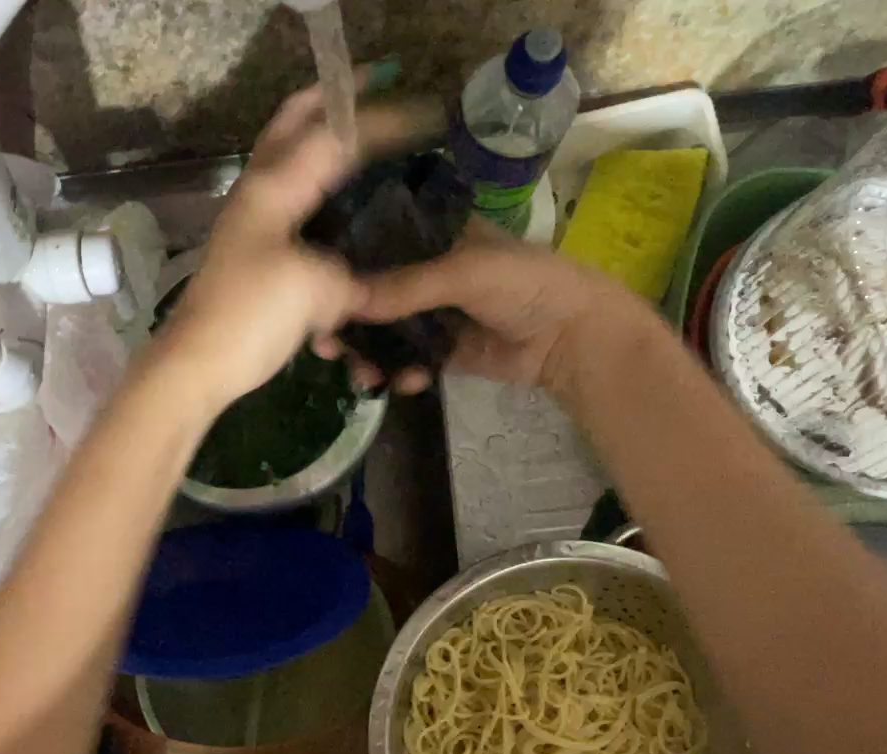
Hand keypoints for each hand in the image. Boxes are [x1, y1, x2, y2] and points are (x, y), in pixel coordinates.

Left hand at [149, 85, 366, 410]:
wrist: (198, 366)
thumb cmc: (250, 318)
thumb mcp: (313, 290)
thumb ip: (347, 278)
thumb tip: (357, 289)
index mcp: (272, 188)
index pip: (332, 134)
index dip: (378, 120)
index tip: (421, 114)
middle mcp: (257, 196)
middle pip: (292, 127)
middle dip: (330, 101)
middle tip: (371, 88)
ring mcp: (251, 226)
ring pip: (289, 167)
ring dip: (319, 143)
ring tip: (360, 141)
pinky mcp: (253, 259)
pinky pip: (290, 211)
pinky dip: (314, 194)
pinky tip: (339, 208)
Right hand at [338, 218, 667, 394]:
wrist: (573, 337)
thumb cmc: (527, 283)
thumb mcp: (466, 272)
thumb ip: (407, 286)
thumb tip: (347, 301)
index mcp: (433, 237)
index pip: (377, 243)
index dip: (344, 264)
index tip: (313, 286)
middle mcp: (427, 272)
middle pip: (374, 295)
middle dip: (349, 321)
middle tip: (324, 342)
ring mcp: (435, 315)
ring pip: (387, 334)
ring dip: (369, 355)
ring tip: (359, 374)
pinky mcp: (444, 352)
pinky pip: (410, 363)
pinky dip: (403, 374)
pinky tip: (404, 382)